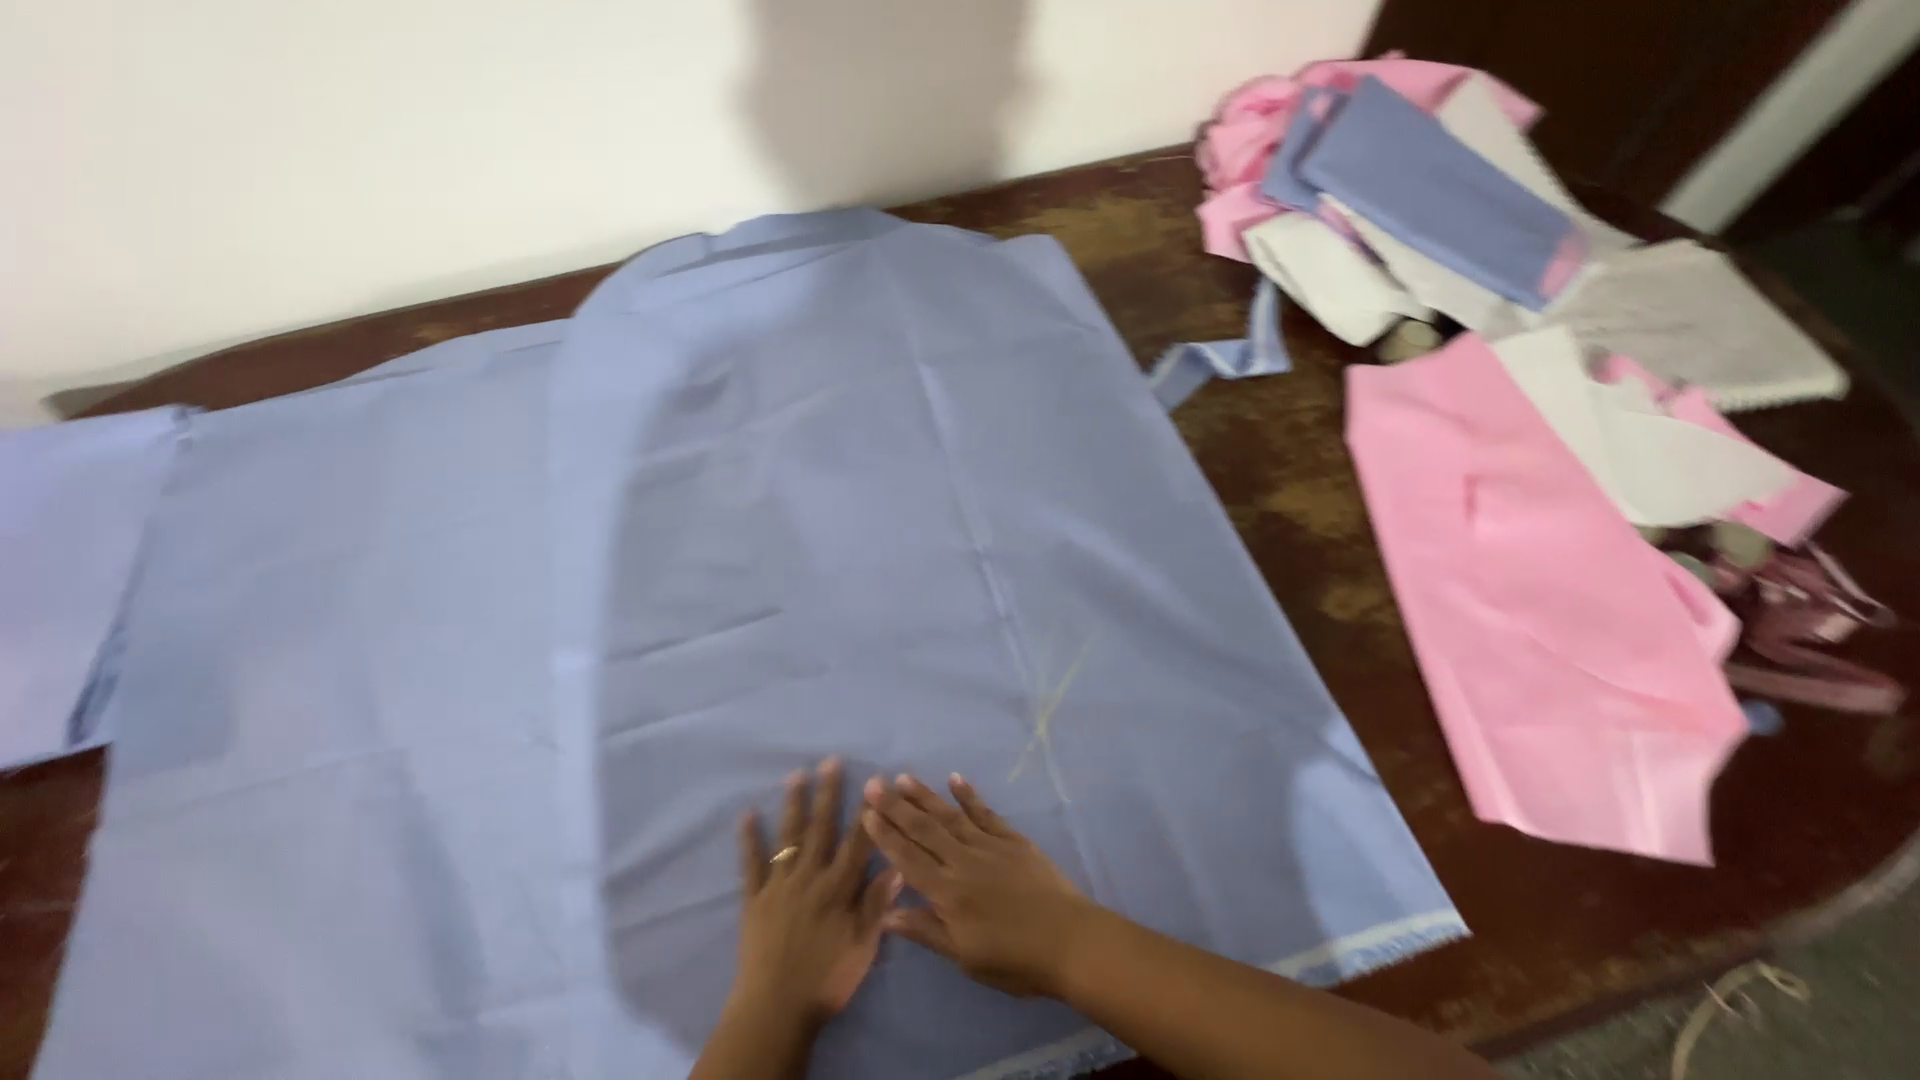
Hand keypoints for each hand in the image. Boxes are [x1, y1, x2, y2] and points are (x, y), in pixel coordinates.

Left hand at [732, 759, 898, 1024]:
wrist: (775, 1008)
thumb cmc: (826, 980)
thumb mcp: (863, 947)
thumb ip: (877, 906)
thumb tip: (897, 866)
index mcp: (838, 889)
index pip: (858, 842)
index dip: (868, 812)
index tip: (875, 783)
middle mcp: (810, 878)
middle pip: (822, 828)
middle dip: (828, 793)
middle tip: (831, 761)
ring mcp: (779, 885)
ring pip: (789, 837)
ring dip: (793, 804)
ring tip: (796, 774)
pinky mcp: (754, 899)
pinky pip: (751, 863)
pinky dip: (749, 838)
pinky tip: (747, 815)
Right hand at [862, 773, 1098, 996]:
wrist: (1071, 941)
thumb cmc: (1016, 960)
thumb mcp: (966, 958)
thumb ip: (927, 932)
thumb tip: (887, 915)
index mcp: (949, 894)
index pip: (908, 860)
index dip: (885, 837)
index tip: (865, 814)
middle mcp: (964, 863)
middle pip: (924, 831)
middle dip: (896, 808)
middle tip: (873, 785)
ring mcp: (990, 847)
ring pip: (950, 817)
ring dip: (925, 796)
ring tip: (903, 777)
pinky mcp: (1014, 841)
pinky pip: (986, 813)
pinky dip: (969, 796)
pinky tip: (954, 779)